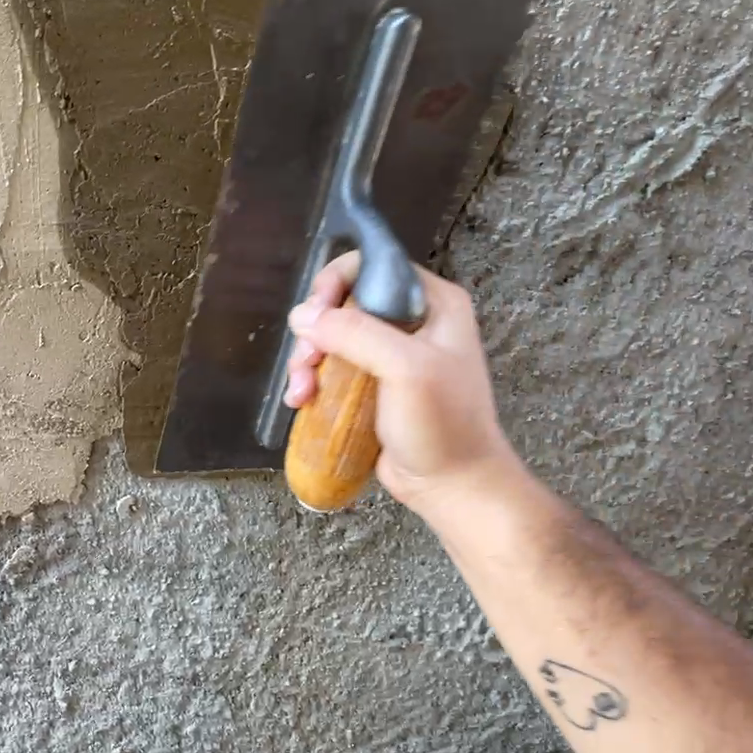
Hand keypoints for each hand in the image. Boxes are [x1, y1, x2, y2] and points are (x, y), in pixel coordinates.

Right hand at [283, 253, 524, 513]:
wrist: (452, 486)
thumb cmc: (443, 427)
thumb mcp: (406, 370)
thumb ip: (356, 334)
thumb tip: (301, 316)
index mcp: (433, 302)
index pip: (372, 266)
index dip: (336, 283)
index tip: (317, 315)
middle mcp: (411, 321)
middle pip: (342, 302)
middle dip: (315, 331)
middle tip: (306, 362)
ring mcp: (390, 353)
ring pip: (329, 336)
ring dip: (306, 360)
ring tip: (301, 391)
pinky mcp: (371, 382)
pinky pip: (329, 366)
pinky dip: (310, 379)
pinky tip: (301, 400)